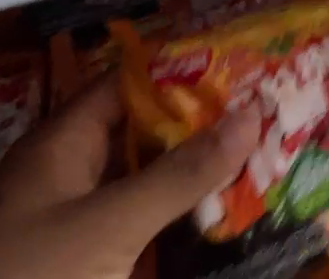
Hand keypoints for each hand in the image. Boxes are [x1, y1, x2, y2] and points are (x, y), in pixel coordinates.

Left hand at [0, 77, 259, 278]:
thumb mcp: (110, 225)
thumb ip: (181, 173)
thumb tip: (253, 112)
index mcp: (62, 144)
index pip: (131, 83)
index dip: (184, 71)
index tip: (244, 68)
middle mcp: (69, 174)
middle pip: (144, 132)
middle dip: (202, 124)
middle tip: (266, 113)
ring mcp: (76, 224)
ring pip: (147, 181)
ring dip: (196, 173)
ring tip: (260, 157)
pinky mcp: (86, 265)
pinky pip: (143, 227)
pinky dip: (180, 219)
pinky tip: (223, 218)